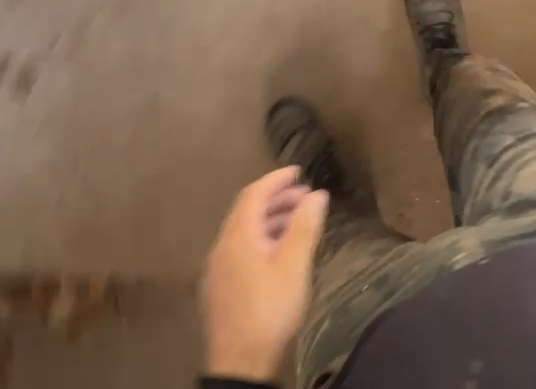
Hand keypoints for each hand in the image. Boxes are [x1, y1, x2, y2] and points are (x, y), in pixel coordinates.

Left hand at [200, 166, 329, 380]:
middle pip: (248, 211)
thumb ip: (304, 227)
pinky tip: (280, 253)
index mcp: (237, 236)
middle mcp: (222, 246)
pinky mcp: (220, 288)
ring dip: (270, 221)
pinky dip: (262, 239)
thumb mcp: (294, 267)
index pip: (254, 194)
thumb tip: (317, 194)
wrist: (238, 365)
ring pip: (244, 232)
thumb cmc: (269, 311)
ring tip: (298, 222)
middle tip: (305, 197)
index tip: (299, 171)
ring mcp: (218, 268)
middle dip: (277, 199)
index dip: (276, 179)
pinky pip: (241, 249)